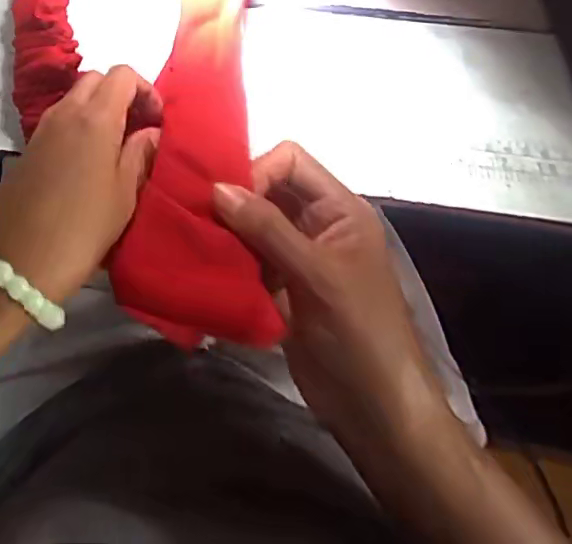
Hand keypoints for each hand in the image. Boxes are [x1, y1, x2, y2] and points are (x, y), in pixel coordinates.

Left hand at [0, 67, 162, 304]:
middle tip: (140, 128)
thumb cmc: (81, 227)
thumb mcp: (124, 194)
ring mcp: (44, 128)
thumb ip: (140, 154)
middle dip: (122, 94)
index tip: (158, 120)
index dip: (146, 89)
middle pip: (97, 80)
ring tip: (119, 146)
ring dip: (101, 109)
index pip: (123, 74)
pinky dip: (82, 125)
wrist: (15, 261)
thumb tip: (151, 132)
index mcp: (94, 117)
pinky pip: (63, 119)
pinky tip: (93, 161)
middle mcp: (66, 112)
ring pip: (77, 98)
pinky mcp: (31, 147)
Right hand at [213, 142, 444, 444]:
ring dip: (227, 228)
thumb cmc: (360, 332)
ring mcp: (296, 255)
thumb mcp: (317, 274)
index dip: (259, 170)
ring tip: (195, 236)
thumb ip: (268, 228)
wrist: (376, 410)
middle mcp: (316, 223)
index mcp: (339, 208)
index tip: (226, 198)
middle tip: (199, 214)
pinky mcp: (279, 285)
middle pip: (269, 188)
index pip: (292, 161)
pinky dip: (227, 257)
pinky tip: (203, 263)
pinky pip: (247, 256)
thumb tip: (218, 187)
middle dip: (236, 198)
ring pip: (253, 223)